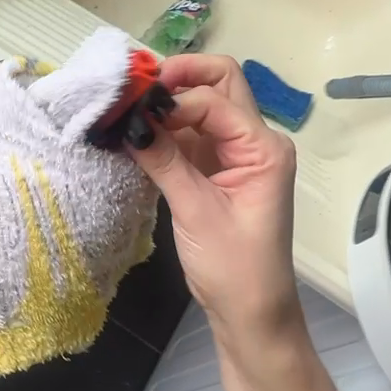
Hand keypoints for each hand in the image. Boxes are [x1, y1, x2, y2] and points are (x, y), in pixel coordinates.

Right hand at [126, 55, 302, 350]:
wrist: (250, 314)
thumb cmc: (235, 269)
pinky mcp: (212, 167)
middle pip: (219, 83)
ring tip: (127, 105)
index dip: (173, 100)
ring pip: (201, 103)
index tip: (133, 110)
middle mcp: (253, 141)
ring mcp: (232, 152)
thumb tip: (129, 118)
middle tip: (136, 86)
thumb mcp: (196, 211)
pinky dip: (162, 126)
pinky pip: (187, 131)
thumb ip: (163, 159)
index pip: (214, 100)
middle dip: (179, 76)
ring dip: (167, 100)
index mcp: (264, 148)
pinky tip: (134, 130)